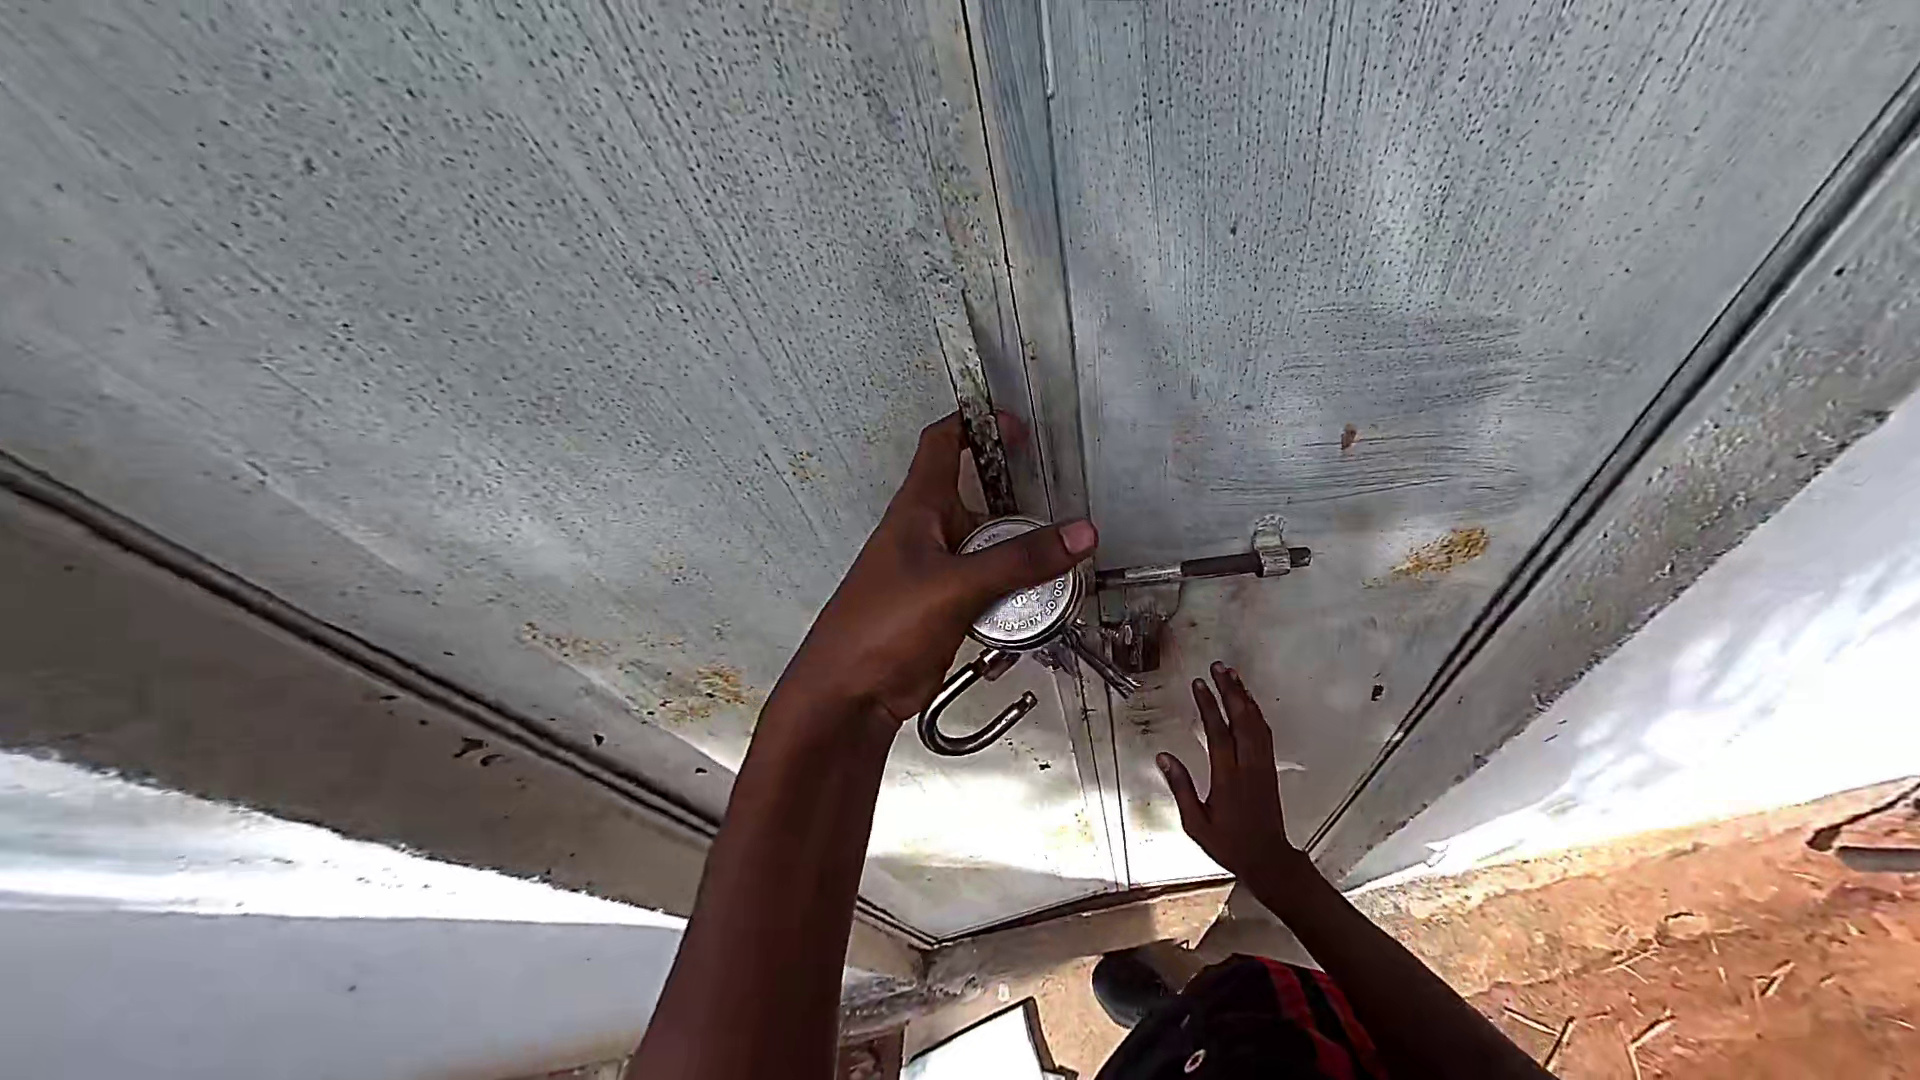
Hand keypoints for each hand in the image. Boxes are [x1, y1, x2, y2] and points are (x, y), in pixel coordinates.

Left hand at [773, 412, 1097, 729]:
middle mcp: (925, 536)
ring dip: (1017, 559)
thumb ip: (1019, 561)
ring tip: (1053, 568)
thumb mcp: (956, 585)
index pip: (942, 445)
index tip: (1011, 423)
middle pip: (978, 504)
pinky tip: (1027, 612)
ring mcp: (935, 574)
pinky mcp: (943, 609)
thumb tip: (1073, 535)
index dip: (974, 424)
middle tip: (1054, 516)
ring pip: (987, 551)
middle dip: (1016, 508)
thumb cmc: (875, 629)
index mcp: (916, 510)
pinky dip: (1009, 596)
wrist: (850, 695)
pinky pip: (986, 591)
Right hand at [1157, 662, 1300, 880]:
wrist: (1269, 859)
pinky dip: (1255, 712)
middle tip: (1218, 667)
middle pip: (1241, 720)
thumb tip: (1163, 757)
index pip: (1218, 733)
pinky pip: (1264, 733)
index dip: (1208, 706)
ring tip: (1232, 675)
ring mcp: (1263, 766)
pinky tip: (1248, 701)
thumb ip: (1181, 788)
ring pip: (1256, 723)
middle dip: (1229, 690)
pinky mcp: (1269, 768)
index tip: (1198, 683)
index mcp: (1228, 778)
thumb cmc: (1229, 843)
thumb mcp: (1195, 823)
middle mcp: (1249, 767)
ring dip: (1244, 696)